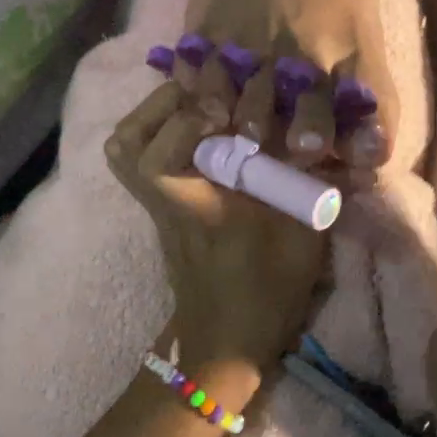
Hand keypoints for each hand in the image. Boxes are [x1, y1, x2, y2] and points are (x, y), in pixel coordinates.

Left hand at [106, 81, 327, 376]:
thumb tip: (314, 126)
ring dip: (152, 116)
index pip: (156, 156)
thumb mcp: (299, 233)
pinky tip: (194, 126)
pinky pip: (133, 159)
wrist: (226, 339)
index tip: (222, 110)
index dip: (185, 121)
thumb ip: (303, 180)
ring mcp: (151, 201)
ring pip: (123, 149)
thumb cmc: (268, 289)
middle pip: (126, 144)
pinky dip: (152, 133)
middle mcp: (162, 197)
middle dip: (163, 107)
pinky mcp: (154, 204)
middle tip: (207, 97)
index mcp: (193, 203)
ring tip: (196, 102)